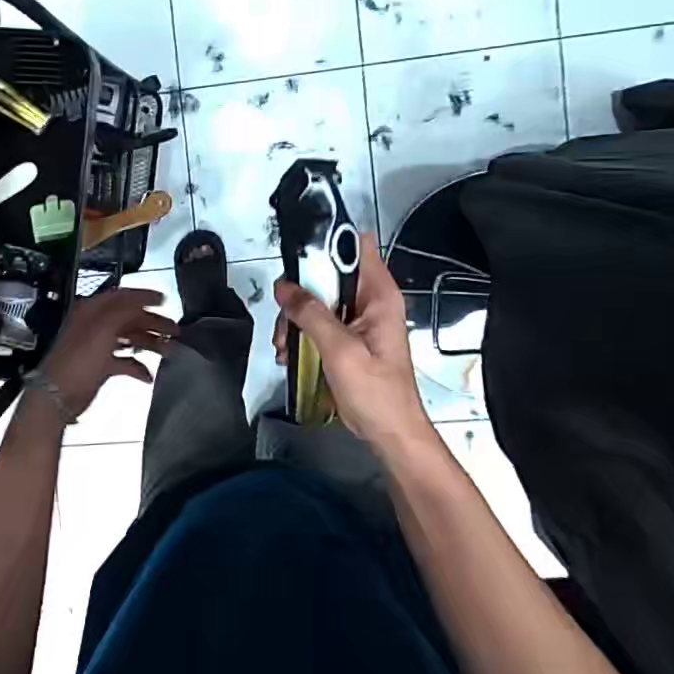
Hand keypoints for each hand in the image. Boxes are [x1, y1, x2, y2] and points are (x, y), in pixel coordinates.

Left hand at [37, 287, 178, 415]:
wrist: (56, 396)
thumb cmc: (77, 362)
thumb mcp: (102, 330)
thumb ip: (122, 313)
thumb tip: (141, 302)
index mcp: (92, 311)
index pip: (122, 297)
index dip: (144, 296)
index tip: (165, 300)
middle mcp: (95, 325)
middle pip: (128, 317)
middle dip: (152, 322)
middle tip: (175, 330)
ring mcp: (97, 346)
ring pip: (128, 338)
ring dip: (149, 342)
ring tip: (168, 351)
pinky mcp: (99, 366)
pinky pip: (123, 361)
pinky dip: (137, 366)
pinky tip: (148, 375)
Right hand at [273, 232, 431, 452]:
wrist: (390, 435)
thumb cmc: (375, 392)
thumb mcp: (339, 349)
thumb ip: (310, 313)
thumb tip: (283, 286)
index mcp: (379, 295)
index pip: (358, 245)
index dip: (330, 238)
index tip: (300, 246)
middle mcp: (369, 300)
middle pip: (327, 272)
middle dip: (301, 288)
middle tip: (286, 314)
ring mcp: (356, 318)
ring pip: (316, 297)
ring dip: (295, 316)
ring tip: (285, 343)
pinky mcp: (345, 336)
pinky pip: (315, 319)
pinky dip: (298, 331)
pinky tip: (288, 351)